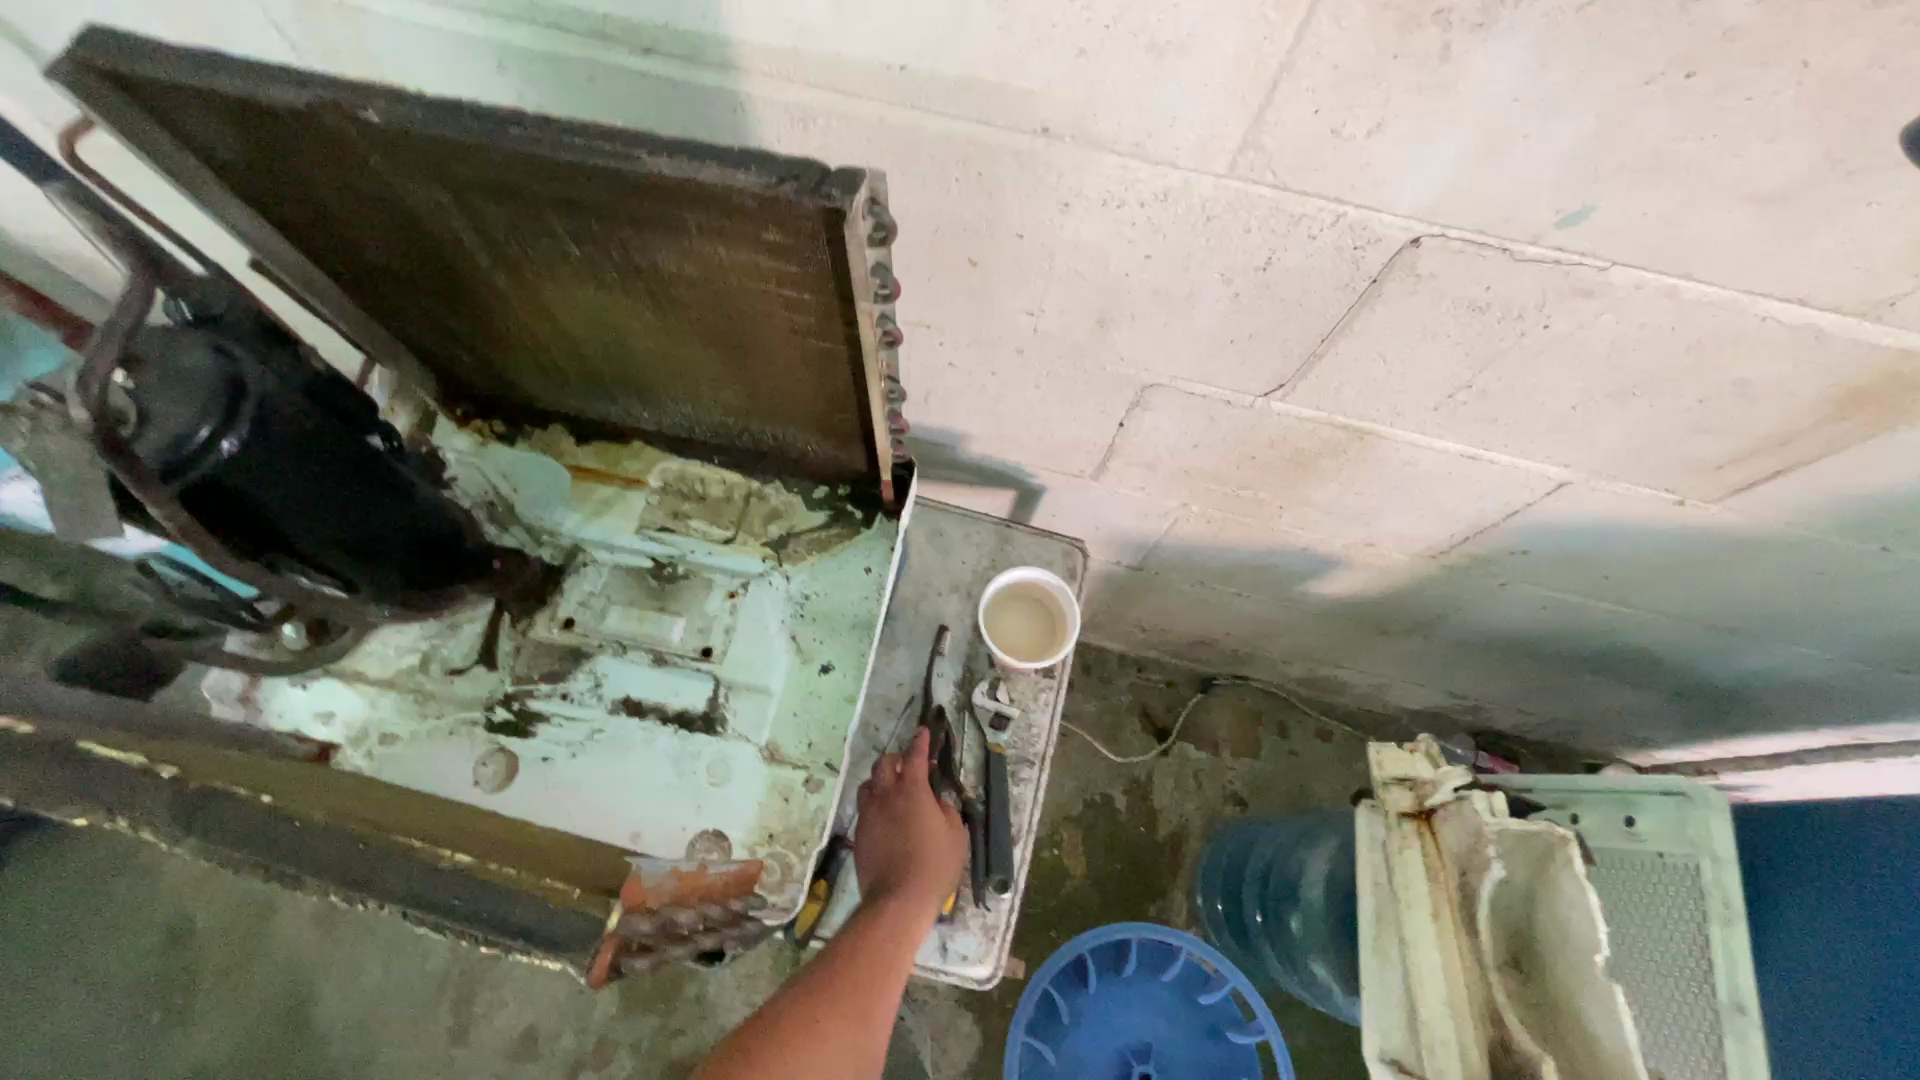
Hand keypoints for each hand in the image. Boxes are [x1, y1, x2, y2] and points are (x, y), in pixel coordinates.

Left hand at [854, 727, 966, 916]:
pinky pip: (865, 808)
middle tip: (909, 765)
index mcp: (913, 790)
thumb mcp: (956, 835)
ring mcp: (869, 814)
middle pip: (884, 764)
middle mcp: (886, 795)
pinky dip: (875, 803)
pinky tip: (885, 816)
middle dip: (897, 758)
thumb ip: (948, 809)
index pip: (915, 756)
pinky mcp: (860, 833)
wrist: (898, 899)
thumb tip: (939, 800)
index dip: (920, 741)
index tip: (923, 731)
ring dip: (881, 780)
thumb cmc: (935, 865)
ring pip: (869, 784)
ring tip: (892, 788)